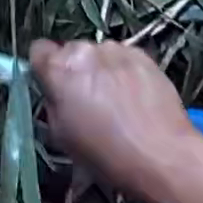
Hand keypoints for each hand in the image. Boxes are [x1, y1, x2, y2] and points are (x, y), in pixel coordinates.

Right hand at [30, 39, 202, 202]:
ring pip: (99, 54)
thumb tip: (54, 92)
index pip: (38, 50)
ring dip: (101, 70)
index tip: (53, 85)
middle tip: (88, 100)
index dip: (43, 67)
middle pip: (70, 52)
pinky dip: (125, 71)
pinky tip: (136, 98)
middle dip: (75, 71)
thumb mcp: (63, 138)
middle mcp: (83, 49)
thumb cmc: (108, 154)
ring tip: (117, 101)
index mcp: (58, 68)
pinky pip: (124, 57)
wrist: (164, 155)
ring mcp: (114, 48)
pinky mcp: (141, 53)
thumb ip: (52, 104)